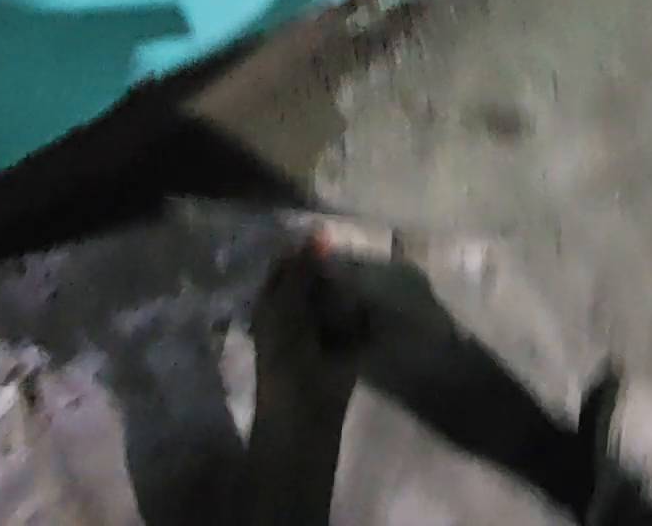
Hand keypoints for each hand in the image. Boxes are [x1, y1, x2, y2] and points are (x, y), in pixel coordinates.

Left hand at [248, 238, 367, 412]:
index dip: (303, 249)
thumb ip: (300, 273)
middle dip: (332, 267)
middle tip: (355, 246)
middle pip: (315, 281)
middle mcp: (295, 315)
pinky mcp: (346, 351)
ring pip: (337, 300)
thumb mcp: (285, 311)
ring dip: (350, 288)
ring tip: (370, 266)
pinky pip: (357, 323)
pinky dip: (365, 313)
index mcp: (273, 305)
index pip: (287, 266)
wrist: (303, 421)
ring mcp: (322, 334)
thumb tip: (316, 236)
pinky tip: (378, 296)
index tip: (330, 229)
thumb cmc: (285, 363)